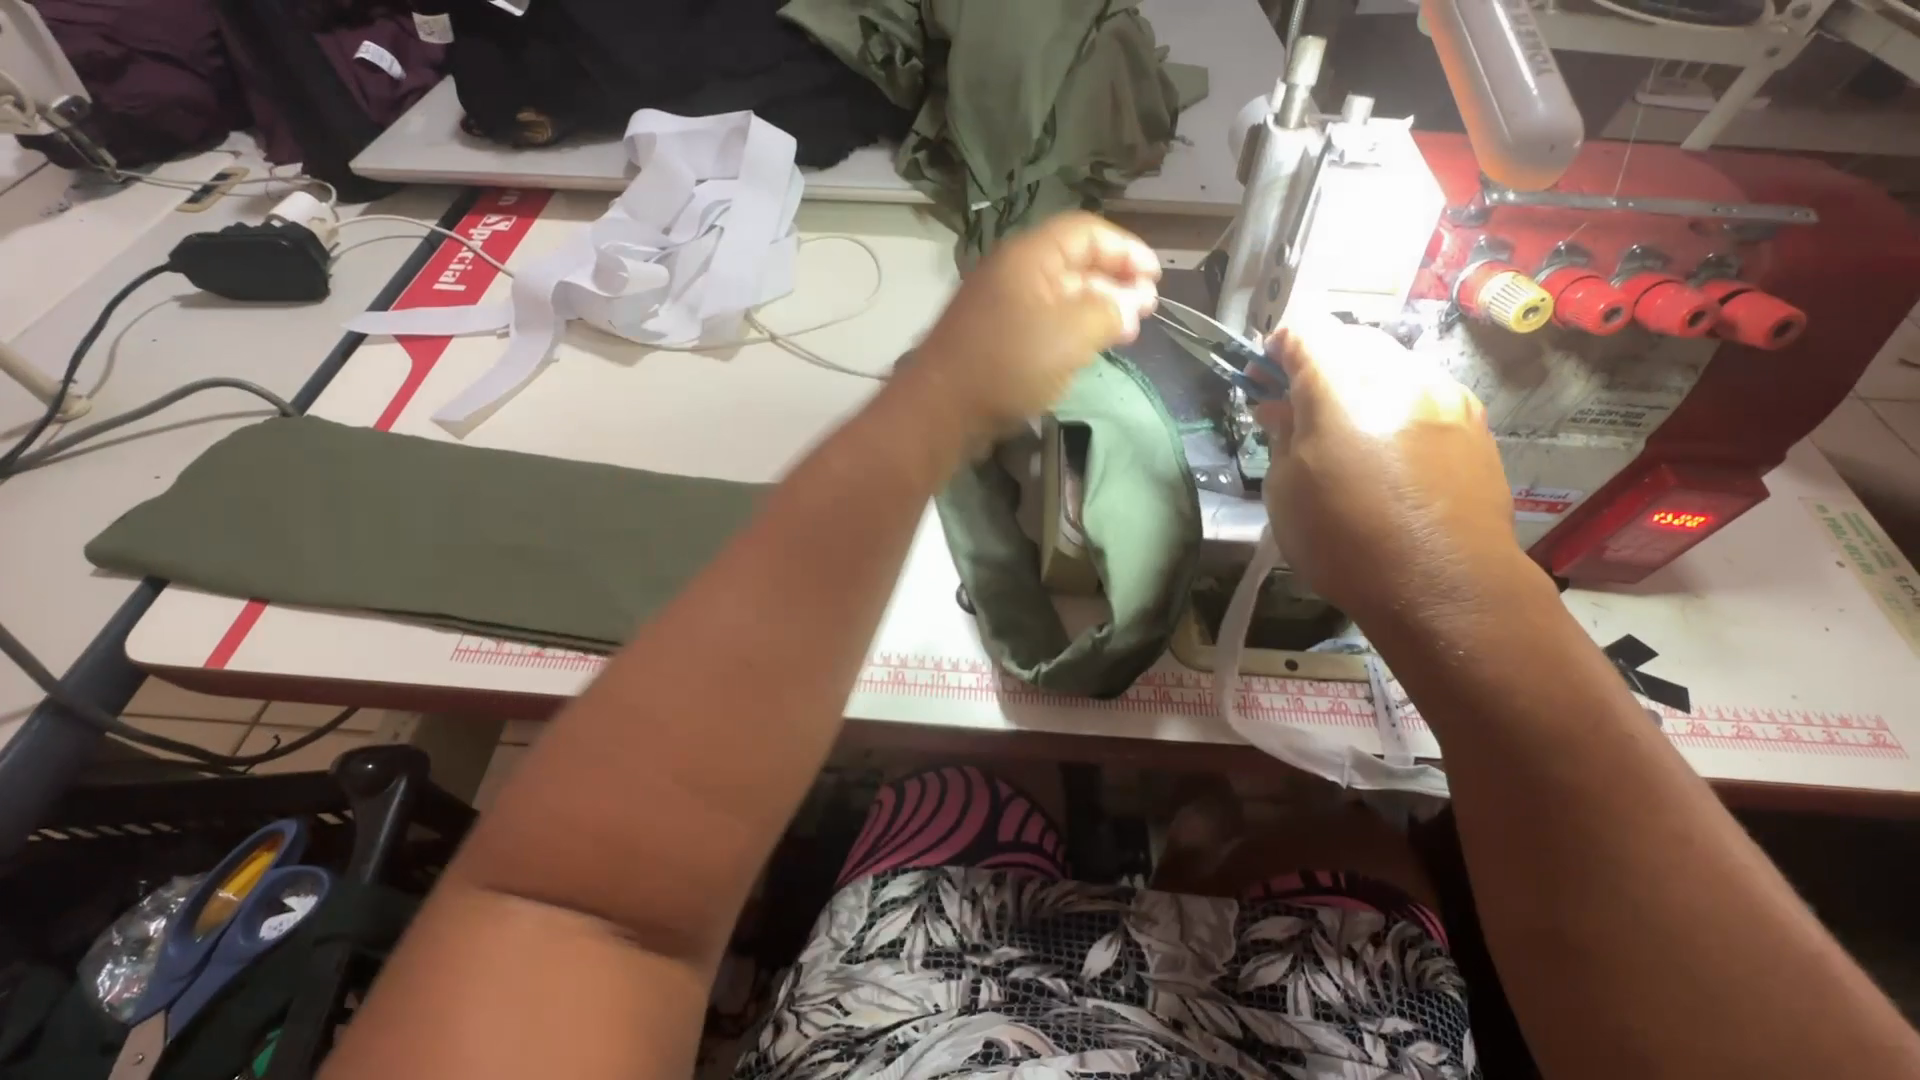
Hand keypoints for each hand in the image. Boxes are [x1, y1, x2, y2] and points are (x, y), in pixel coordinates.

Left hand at [912, 212, 1160, 431]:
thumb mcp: (1073, 333)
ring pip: (1059, 294)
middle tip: (1147, 308)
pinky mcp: (992, 336)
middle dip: (1115, 280)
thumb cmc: (1009, 364)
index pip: (1087, 232)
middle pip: (1073, 261)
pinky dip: (1070, 329)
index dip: (1126, 250)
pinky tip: (1087, 350)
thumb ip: (1110, 311)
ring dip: (1096, 308)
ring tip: (1126, 332)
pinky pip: (1041, 320)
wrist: (940, 410)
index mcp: (1029, 256)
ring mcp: (998, 304)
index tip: (1155, 278)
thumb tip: (1129, 305)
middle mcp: (1011, 271)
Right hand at [1256, 312, 1522, 627]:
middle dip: (1320, 362)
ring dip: (1361, 383)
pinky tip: (1391, 451)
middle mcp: (1397, 374)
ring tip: (1349, 431)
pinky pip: (1424, 393)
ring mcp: (1444, 394)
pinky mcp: (1474, 422)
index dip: (1278, 347)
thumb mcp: (1285, 490)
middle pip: (1350, 340)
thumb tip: (1281, 410)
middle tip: (1300, 406)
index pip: (1304, 331)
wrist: (1446, 585)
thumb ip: (1282, 435)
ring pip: (1391, 363)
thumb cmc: (1345, 540)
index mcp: (1340, 386)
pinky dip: (1397, 405)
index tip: (1264, 377)